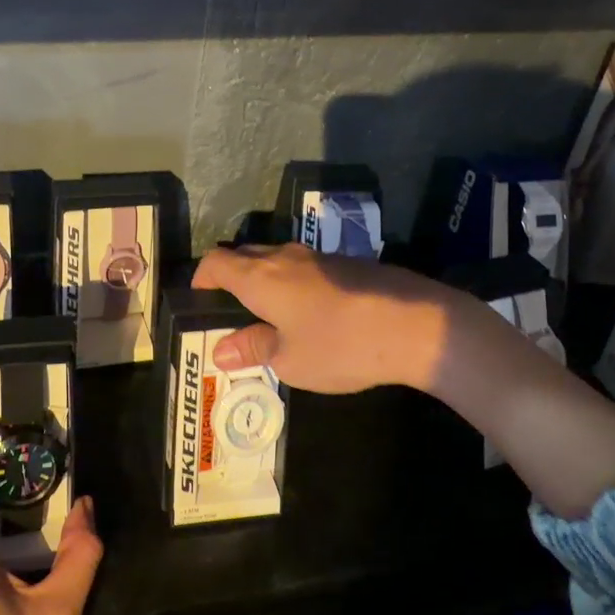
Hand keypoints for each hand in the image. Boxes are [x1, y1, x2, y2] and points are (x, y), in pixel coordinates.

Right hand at [191, 244, 452, 393]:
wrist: (414, 324)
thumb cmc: (340, 345)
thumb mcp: (290, 359)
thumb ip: (253, 349)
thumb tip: (221, 351)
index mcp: (260, 277)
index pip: (215, 262)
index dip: (201, 277)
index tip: (200, 300)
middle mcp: (283, 257)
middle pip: (244, 255)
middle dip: (231, 277)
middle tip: (231, 312)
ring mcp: (317, 256)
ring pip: (276, 259)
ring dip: (264, 279)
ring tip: (269, 315)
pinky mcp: (345, 262)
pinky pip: (303, 267)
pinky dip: (293, 283)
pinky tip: (309, 314)